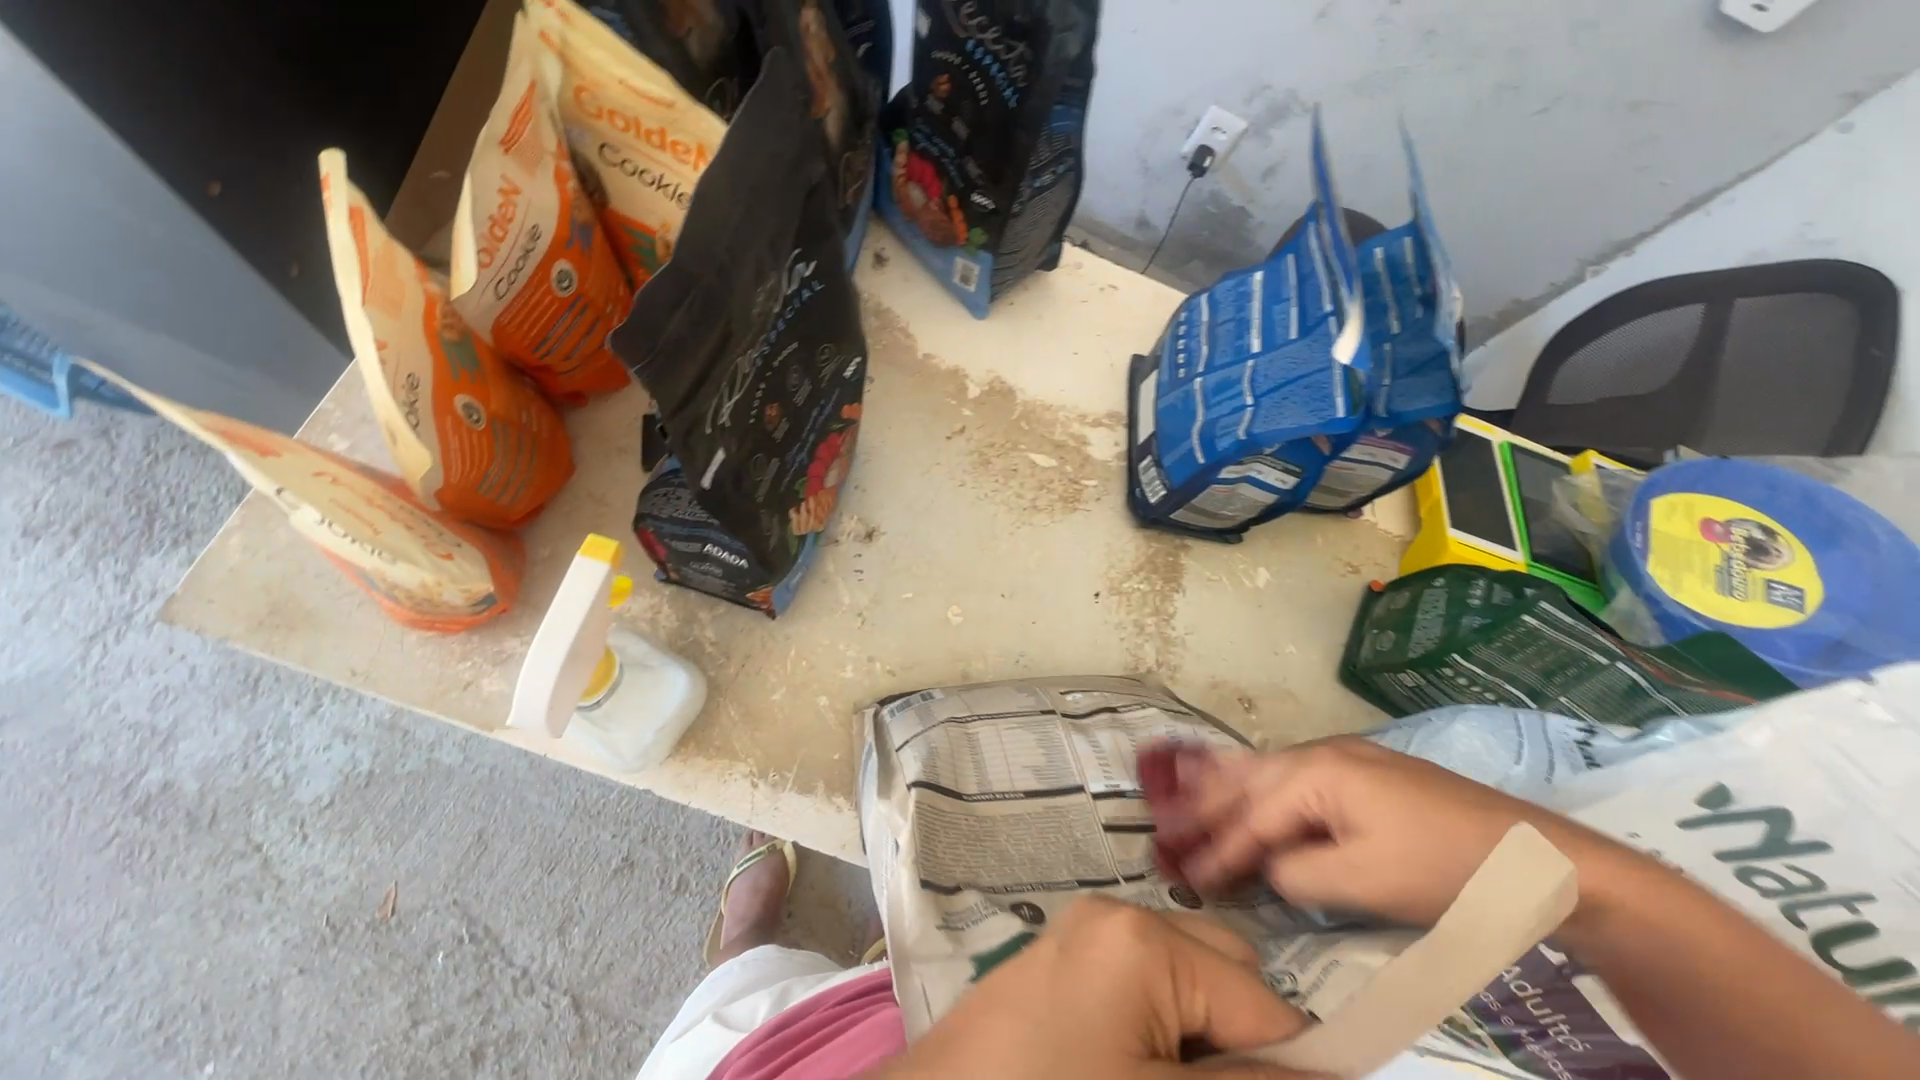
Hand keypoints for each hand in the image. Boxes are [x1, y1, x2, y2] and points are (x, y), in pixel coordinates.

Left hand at [869, 896, 1323, 1078]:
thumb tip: (1332, 1075)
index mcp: (1144, 938)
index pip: (1264, 1005)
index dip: (1296, 1065)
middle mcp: (1114, 917)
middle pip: (1228, 976)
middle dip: (1244, 1044)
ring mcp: (1079, 937)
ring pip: (1186, 982)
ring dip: (1203, 1039)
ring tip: (1169, 1074)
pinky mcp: (1057, 965)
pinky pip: (1138, 987)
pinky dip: (1158, 1029)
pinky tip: (1134, 1066)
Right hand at [1150, 736, 1634, 926]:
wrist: (1540, 858)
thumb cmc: (1446, 869)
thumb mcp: (1363, 881)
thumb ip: (1296, 871)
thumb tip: (1269, 866)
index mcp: (1316, 773)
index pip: (1250, 816)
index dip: (1214, 850)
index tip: (1182, 875)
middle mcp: (1322, 754)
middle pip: (1246, 779)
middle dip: (1203, 803)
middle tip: (1160, 821)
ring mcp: (1346, 758)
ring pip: (1266, 771)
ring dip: (1225, 789)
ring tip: (1182, 792)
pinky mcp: (1365, 775)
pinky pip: (1292, 778)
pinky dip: (1259, 789)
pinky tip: (1247, 791)